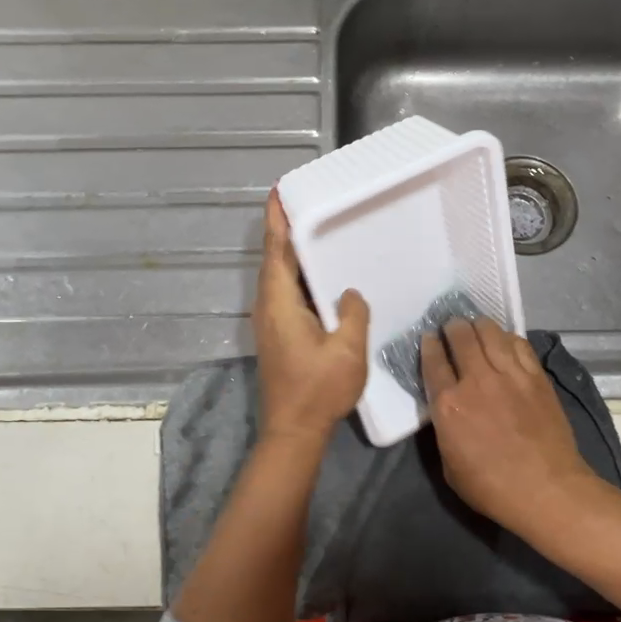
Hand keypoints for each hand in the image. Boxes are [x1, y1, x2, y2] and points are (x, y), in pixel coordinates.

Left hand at [253, 190, 369, 441]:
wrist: (293, 430)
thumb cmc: (319, 389)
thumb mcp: (347, 349)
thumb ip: (352, 313)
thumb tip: (348, 293)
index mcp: (280, 302)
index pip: (277, 250)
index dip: (277, 220)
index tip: (278, 192)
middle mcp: (268, 306)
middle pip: (273, 259)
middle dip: (283, 229)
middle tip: (301, 202)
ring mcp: (270, 322)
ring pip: (277, 277)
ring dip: (289, 252)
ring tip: (310, 229)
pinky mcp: (277, 334)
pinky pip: (284, 292)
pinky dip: (295, 274)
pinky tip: (315, 274)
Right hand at [421, 319, 600, 531]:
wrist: (546, 490)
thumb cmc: (492, 488)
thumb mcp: (449, 466)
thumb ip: (444, 430)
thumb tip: (447, 412)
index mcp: (449, 405)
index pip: (433, 361)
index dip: (429, 345)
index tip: (429, 338)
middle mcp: (476, 381)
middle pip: (461, 337)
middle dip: (452, 327)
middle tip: (452, 327)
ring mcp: (509, 375)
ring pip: (490, 332)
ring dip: (478, 325)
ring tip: (476, 325)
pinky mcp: (536, 377)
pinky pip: (519, 345)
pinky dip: (507, 337)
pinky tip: (504, 340)